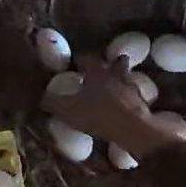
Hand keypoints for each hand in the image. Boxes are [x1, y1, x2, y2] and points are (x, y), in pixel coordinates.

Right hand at [43, 56, 182, 159]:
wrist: (132, 128)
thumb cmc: (97, 114)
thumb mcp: (67, 110)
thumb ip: (52, 102)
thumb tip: (42, 97)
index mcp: (97, 71)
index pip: (87, 58)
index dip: (81, 59)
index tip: (76, 62)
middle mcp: (116, 74)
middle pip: (116, 62)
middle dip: (111, 64)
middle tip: (104, 70)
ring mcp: (132, 88)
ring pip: (128, 78)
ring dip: (122, 80)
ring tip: (115, 89)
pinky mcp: (143, 103)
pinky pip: (135, 97)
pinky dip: (130, 99)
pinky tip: (125, 108)